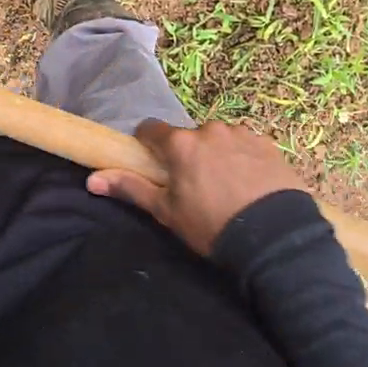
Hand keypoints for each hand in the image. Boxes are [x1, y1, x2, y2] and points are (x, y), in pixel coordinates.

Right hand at [87, 119, 308, 255]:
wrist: (276, 238)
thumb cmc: (212, 226)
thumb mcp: (167, 212)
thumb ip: (130, 188)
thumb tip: (91, 179)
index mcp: (179, 143)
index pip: (151, 130)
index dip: (149, 146)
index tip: (156, 167)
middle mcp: (208, 129)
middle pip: (188, 137)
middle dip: (188, 155)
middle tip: (196, 187)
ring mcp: (240, 133)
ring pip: (218, 140)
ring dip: (216, 155)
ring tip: (228, 189)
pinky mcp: (267, 143)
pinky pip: (245, 145)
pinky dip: (243, 159)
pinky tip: (250, 185)